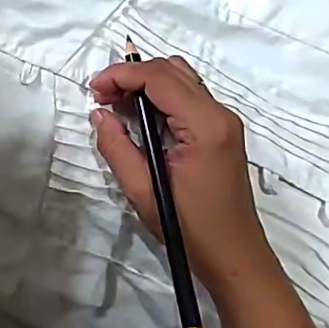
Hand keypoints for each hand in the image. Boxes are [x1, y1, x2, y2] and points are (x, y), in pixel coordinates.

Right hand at [89, 56, 281, 299]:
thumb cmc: (190, 229)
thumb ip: (116, 146)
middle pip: (171, 70)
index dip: (121, 75)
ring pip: (180, 77)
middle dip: (131, 75)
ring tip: (116, 102)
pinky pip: (187, 94)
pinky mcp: (221, 130)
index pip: (159, 78)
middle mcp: (220, 115)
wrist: (235, 258)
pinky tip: (138, 114)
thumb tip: (99, 114)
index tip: (93, 89)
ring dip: (145, 81)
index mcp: (205, 126)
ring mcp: (224, 121)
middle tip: (101, 97)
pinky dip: (159, 93)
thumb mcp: (142, 190)